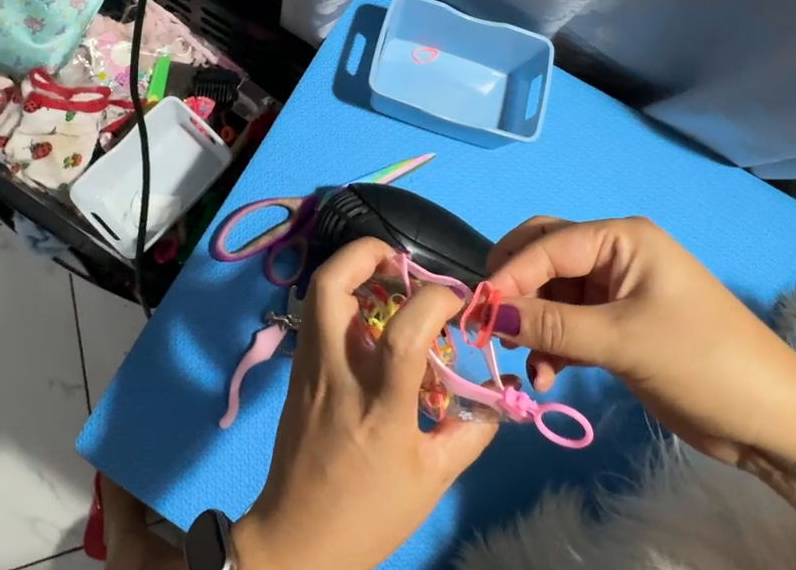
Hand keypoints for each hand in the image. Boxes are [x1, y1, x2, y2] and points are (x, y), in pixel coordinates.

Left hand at [234, 237, 496, 569]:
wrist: (296, 542)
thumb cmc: (369, 514)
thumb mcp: (433, 479)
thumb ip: (472, 429)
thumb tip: (499, 391)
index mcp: (379, 405)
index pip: (406, 330)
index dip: (436, 301)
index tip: (457, 303)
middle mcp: (337, 373)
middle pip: (331, 285)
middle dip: (366, 254)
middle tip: (402, 263)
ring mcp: (308, 369)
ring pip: (316, 294)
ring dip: (352, 273)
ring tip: (389, 283)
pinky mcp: (296, 374)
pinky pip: (316, 318)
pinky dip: (342, 302)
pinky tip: (371, 322)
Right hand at [484, 216, 795, 466]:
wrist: (774, 423)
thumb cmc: (703, 362)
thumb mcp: (622, 340)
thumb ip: (550, 324)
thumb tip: (485, 310)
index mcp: (622, 239)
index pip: (548, 244)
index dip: (509, 274)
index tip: (476, 310)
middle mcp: (615, 256)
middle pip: (544, 260)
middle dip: (516, 292)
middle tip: (491, 327)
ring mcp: (616, 293)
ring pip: (551, 296)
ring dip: (533, 326)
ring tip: (525, 362)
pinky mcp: (618, 328)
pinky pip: (567, 325)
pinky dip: (552, 347)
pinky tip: (547, 376)